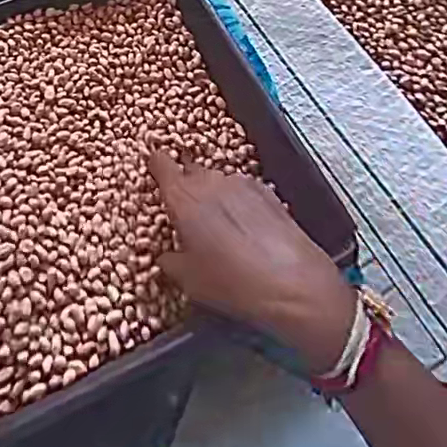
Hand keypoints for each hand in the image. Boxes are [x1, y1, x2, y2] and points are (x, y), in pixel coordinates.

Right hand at [149, 150, 356, 369]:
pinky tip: (247, 229)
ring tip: (222, 228)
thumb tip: (167, 255)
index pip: (161, 163)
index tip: (154, 170)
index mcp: (182, 197)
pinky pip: (242, 190)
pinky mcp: (266, 191)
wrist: (292, 283)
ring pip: (217, 181)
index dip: (156, 165)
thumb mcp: (189, 280)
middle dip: (186, 187)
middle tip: (188, 215)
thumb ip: (171, 260)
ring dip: (214, 196)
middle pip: (190, 170)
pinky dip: (239, 202)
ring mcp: (240, 182)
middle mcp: (209, 181)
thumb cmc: (231, 282)